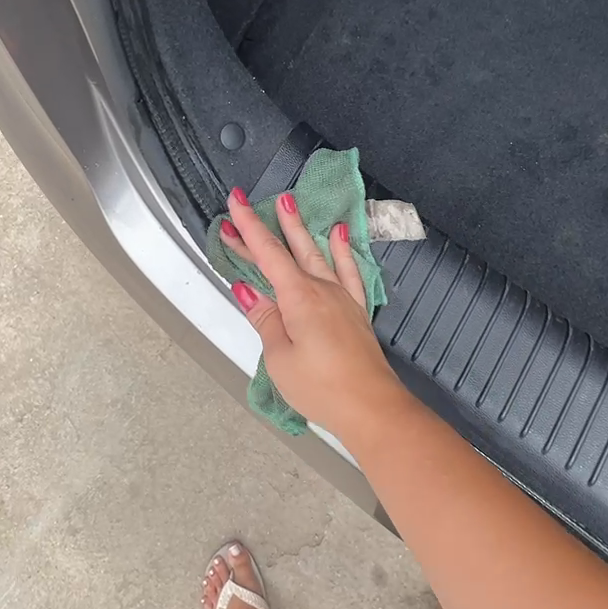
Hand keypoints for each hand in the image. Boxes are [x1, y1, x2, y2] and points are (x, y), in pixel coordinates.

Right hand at [218, 187, 409, 438]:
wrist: (372, 407)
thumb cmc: (321, 387)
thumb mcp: (280, 357)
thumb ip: (265, 319)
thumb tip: (247, 289)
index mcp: (299, 297)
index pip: (267, 254)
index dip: (248, 227)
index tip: (234, 202)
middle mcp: (322, 289)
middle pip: (289, 249)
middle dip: (267, 224)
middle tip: (249, 201)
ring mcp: (342, 297)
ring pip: (317, 253)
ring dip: (300, 229)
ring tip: (290, 203)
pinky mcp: (355, 310)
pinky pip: (349, 270)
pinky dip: (342, 250)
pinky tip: (340, 234)